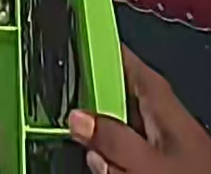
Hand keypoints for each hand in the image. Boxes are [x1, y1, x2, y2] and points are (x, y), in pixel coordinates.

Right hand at [67, 48, 210, 173]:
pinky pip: (121, 151)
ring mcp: (150, 131)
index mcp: (152, 89)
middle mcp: (149, 103)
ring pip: (109, 128)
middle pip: (105, 93)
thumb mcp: (149, 163)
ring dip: (103, 148)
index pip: (113, 51)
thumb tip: (74, 116)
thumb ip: (112, 139)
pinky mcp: (152, 157)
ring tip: (107, 166)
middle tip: (79, 132)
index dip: (87, 47)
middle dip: (90, 116)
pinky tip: (114, 172)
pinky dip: (114, 163)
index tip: (58, 51)